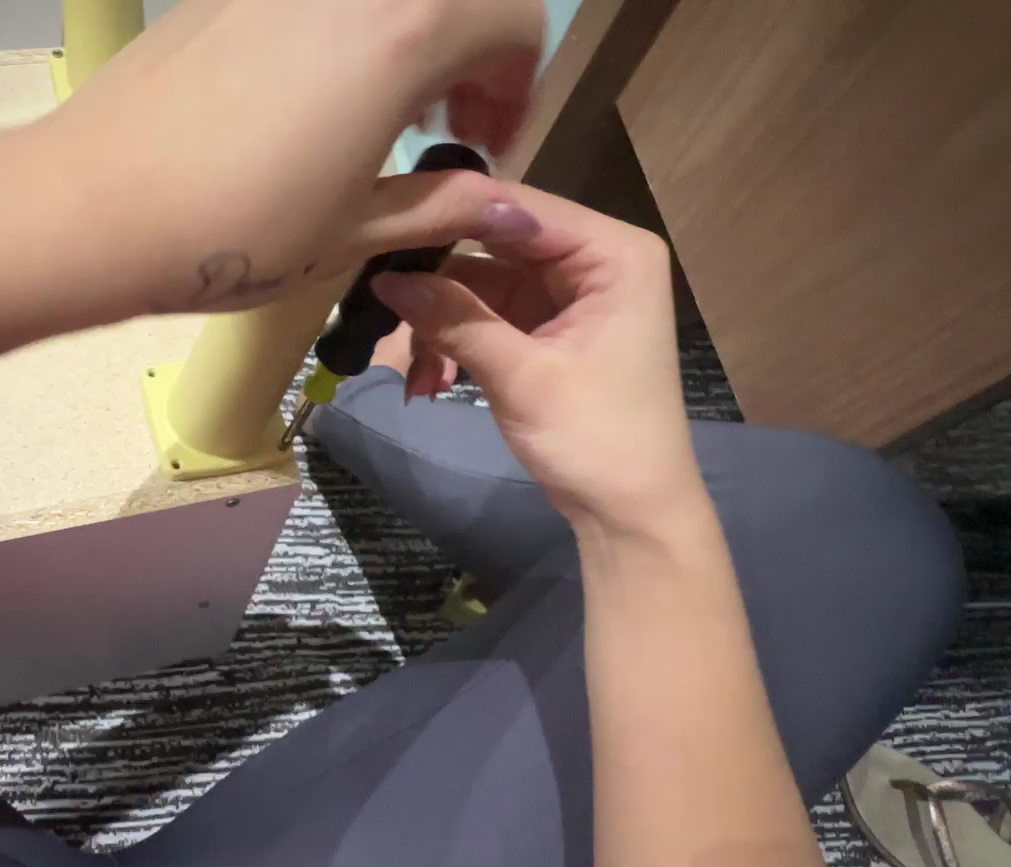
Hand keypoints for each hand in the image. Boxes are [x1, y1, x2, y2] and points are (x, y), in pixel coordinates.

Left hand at [48, 0, 545, 312]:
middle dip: (471, 58)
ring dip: (408, 41)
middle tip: (442, 129)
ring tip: (376, 117)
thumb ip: (441, 207)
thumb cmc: (239, 232)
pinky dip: (345, 34)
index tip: (484, 145)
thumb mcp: (352, 231)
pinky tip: (309, 99)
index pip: (517, 21)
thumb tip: (507, 207)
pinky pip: (318, 3)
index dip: (517, 88)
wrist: (100, 206)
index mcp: (406, 30)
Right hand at [370, 186, 708, 539]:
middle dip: (440, 287)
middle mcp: (593, 262)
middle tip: (385, 312)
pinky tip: (432, 383)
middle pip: (496, 248)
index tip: (384, 234)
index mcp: (613, 253)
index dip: (453, 216)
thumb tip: (383, 281)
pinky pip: (488, 322)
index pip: (521, 211)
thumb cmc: (594, 437)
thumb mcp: (521, 375)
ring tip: (415, 376)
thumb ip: (454, 320)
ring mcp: (567, 299)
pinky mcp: (547, 333)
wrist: (627, 511)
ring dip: (442, 329)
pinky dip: (457, 347)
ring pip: (483, 289)